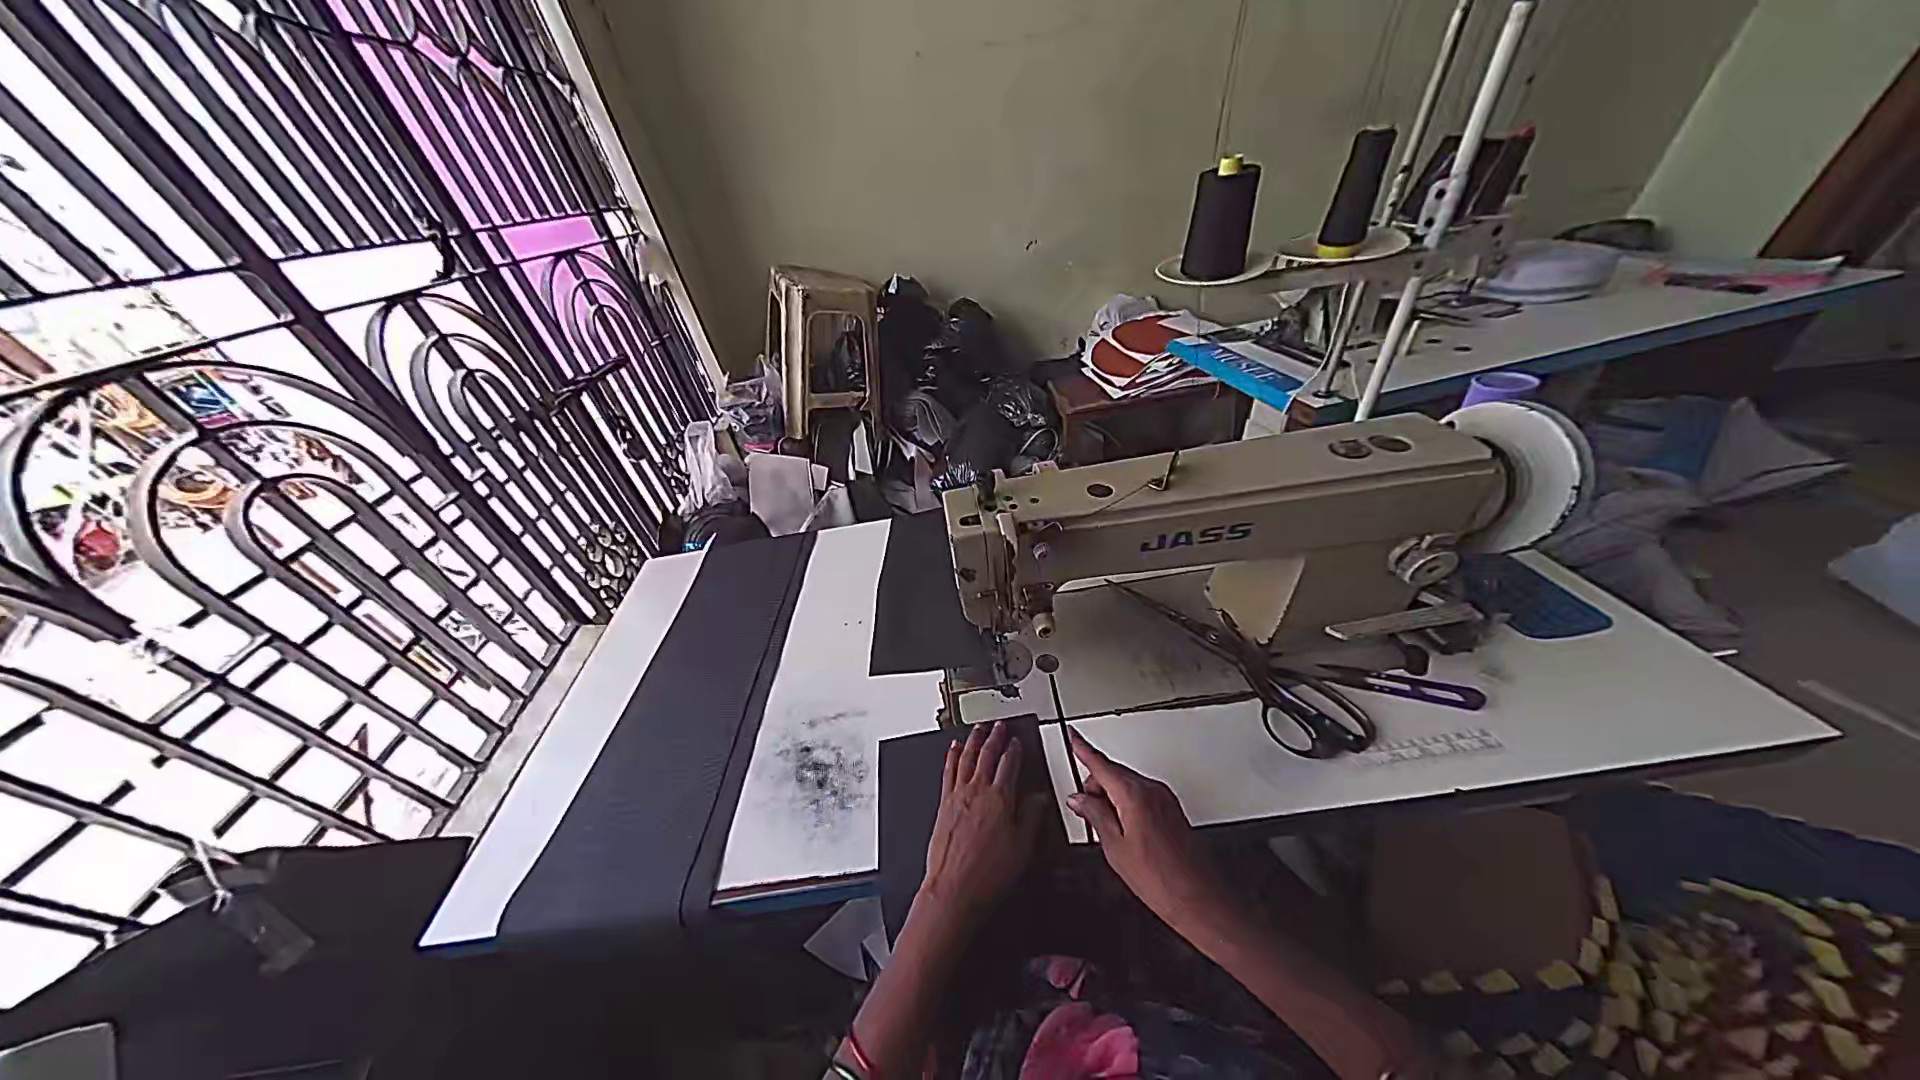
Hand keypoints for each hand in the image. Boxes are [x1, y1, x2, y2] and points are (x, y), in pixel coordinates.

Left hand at [920, 721, 1045, 922]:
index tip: (1017, 742)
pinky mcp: (944, 803)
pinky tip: (954, 749)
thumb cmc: (987, 873)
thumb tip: (1039, 799)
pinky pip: (949, 771)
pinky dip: (952, 756)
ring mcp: (958, 795)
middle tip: (999, 727)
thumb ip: (1031, 817)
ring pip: (967, 758)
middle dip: (995, 738)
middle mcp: (978, 792)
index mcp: (1000, 799)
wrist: (954, 888)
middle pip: (987, 755)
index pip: (1010, 764)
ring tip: (978, 729)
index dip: (1015, 750)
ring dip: (974, 740)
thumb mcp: (1022, 847)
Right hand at [1065, 728, 1234, 932]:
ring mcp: (1164, 798)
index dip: (1082, 748)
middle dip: (1094, 787)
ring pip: (1126, 783)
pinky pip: (1141, 794)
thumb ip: (1094, 815)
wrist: (1197, 900)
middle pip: (1113, 772)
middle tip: (1084, 812)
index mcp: (1134, 795)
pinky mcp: (1171, 809)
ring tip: (1107, 830)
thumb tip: (1079, 799)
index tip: (1072, 736)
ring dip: (1111, 797)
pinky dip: (1126, 803)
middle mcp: (1152, 790)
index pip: (1100, 763)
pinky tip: (1124, 830)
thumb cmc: (1161, 880)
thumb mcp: (1114, 847)